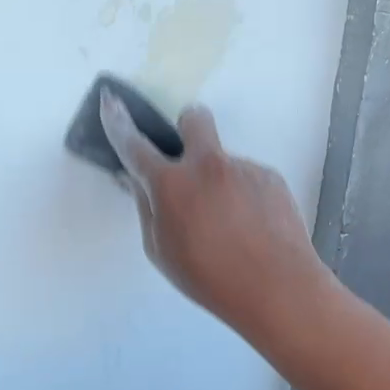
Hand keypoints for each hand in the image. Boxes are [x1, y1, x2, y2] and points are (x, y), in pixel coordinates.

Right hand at [100, 93, 332, 332]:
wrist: (279, 289)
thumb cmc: (208, 278)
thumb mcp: (160, 251)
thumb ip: (146, 208)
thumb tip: (136, 179)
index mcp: (170, 184)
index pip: (134, 144)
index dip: (117, 121)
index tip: (110, 100)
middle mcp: (207, 164)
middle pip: (194, 119)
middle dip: (186, 126)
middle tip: (188, 158)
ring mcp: (243, 167)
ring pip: (222, 161)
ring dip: (217, 181)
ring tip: (228, 226)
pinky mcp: (271, 177)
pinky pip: (246, 179)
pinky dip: (241, 197)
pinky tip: (250, 229)